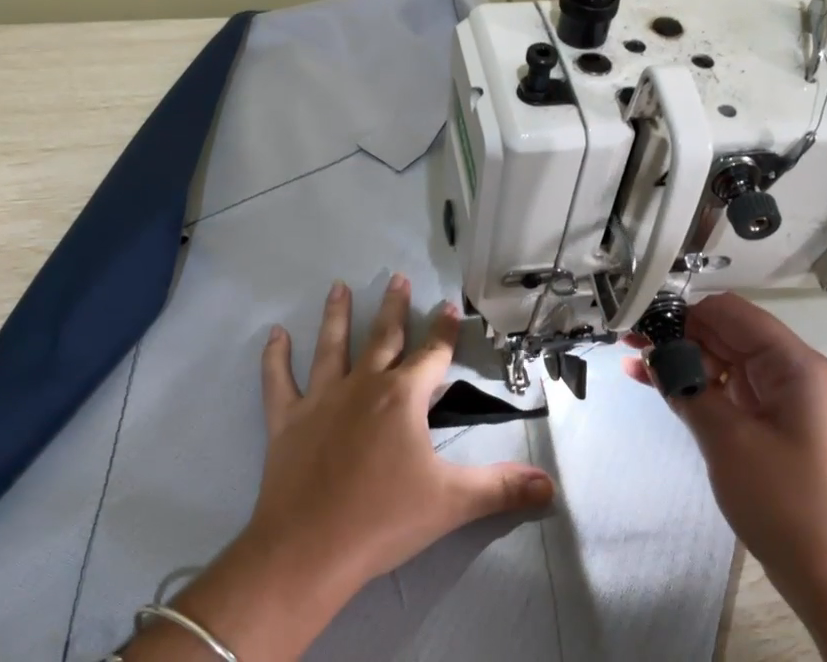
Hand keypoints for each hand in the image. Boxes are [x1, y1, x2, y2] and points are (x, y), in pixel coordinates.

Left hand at [120, 275, 555, 661]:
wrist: (308, 549)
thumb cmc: (383, 519)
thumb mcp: (452, 503)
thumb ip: (502, 488)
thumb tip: (551, 486)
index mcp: (402, 399)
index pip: (431, 355)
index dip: (444, 331)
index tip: (450, 305)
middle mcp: (362, 387)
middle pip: (382, 339)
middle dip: (394, 309)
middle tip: (398, 279)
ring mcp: (320, 400)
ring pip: (331, 347)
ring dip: (337, 316)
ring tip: (339, 287)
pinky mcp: (286, 421)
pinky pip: (279, 381)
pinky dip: (276, 357)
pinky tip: (275, 335)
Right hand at [624, 293, 826, 660]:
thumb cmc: (787, 502)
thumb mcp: (729, 439)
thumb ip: (689, 388)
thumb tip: (656, 353)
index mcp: (794, 365)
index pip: (731, 312)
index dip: (684, 311)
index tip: (640, 322)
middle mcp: (792, 373)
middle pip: (727, 333)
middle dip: (678, 333)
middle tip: (626, 339)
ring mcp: (782, 400)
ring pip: (724, 361)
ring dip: (682, 360)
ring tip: (632, 359)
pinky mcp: (772, 425)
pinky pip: (728, 390)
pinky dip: (695, 386)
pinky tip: (656, 383)